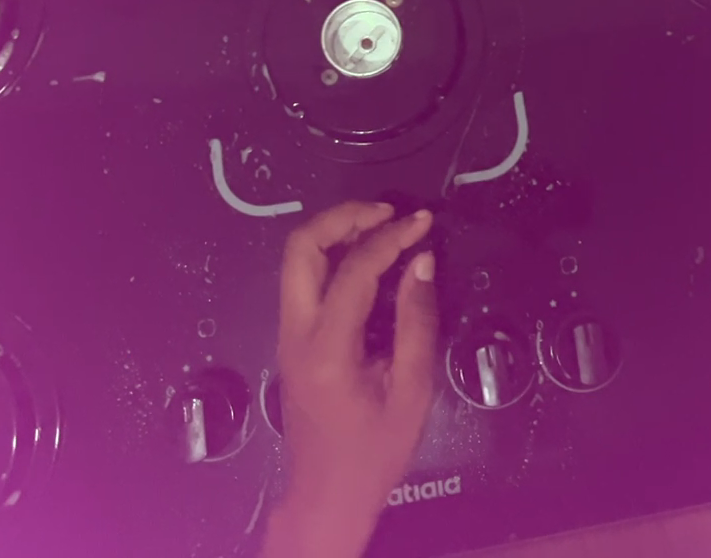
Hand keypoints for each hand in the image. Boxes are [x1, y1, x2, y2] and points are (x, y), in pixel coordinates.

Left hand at [263, 202, 436, 557]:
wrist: (327, 496)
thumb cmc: (375, 451)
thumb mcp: (412, 392)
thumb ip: (417, 321)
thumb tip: (422, 260)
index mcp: (327, 348)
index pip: (354, 270)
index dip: (391, 237)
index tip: (423, 221)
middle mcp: (296, 330)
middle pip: (300, 247)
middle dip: (344, 217)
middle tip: (388, 213)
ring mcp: (288, 331)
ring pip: (297, 257)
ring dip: (336, 230)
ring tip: (382, 224)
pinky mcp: (292, 335)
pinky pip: (305, 277)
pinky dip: (334, 252)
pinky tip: (368, 255)